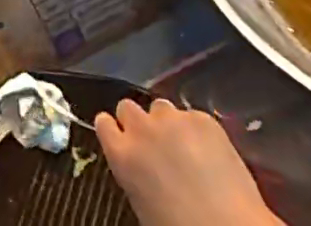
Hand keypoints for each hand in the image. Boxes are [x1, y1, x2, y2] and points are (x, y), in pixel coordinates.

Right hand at [95, 100, 281, 225]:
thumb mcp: (142, 204)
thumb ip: (134, 172)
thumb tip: (141, 163)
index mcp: (123, 155)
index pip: (103, 123)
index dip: (111, 129)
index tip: (118, 134)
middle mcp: (143, 128)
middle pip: (128, 107)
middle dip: (135, 121)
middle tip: (151, 142)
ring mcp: (174, 119)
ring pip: (160, 107)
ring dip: (164, 122)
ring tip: (181, 145)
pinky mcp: (202, 117)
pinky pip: (190, 116)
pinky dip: (194, 130)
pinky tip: (207, 151)